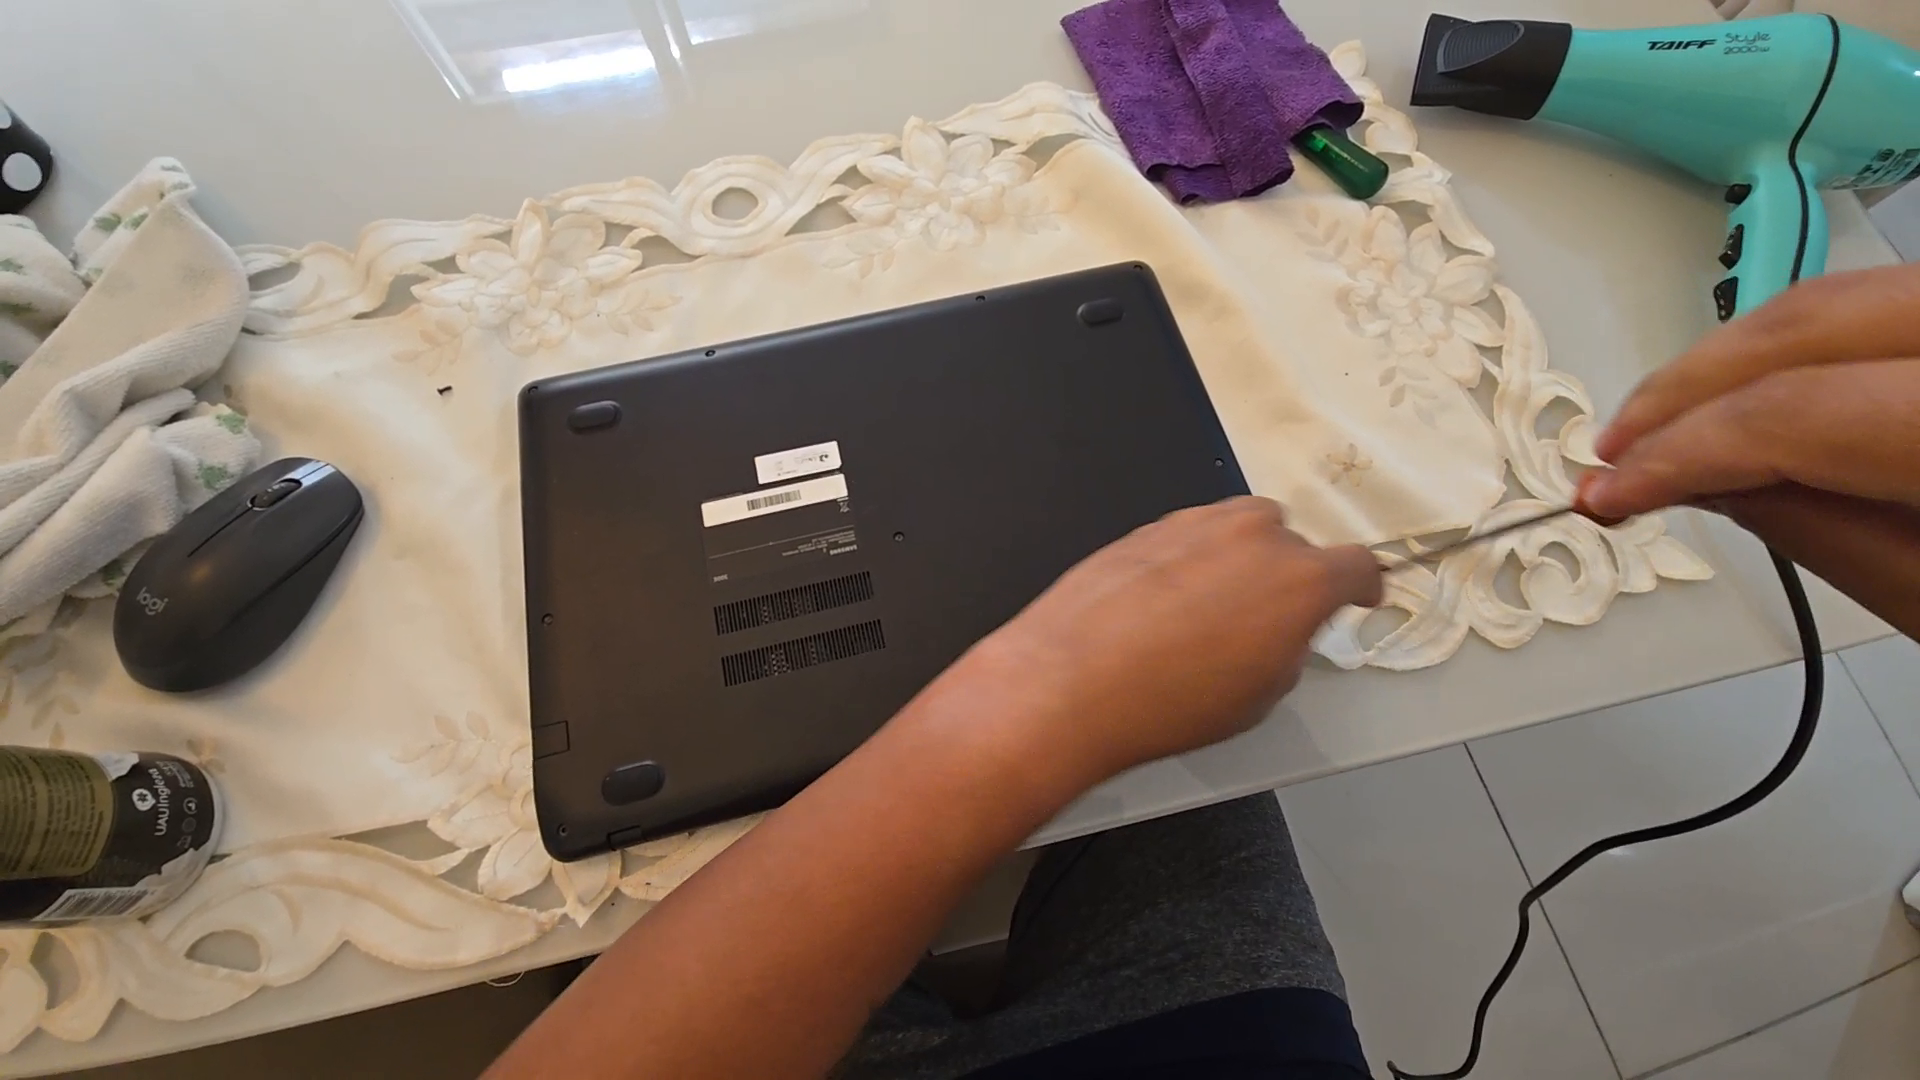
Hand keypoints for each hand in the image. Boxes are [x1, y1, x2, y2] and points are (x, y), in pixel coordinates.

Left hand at [951, 496, 1380, 783]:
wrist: (1069, 679)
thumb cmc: (1174, 702)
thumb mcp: (1258, 695)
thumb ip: (1287, 647)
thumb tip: (1276, 629)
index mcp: (1299, 577)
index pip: (1356, 565)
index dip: (1362, 585)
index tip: (1358, 599)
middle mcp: (1251, 535)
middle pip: (1290, 540)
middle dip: (1287, 573)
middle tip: (1263, 615)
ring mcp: (1191, 524)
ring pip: (1235, 527)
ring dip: (1237, 557)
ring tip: (1210, 606)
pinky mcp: (1141, 529)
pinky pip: (1185, 537)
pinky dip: (1189, 559)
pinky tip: (1162, 599)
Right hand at [1582, 263, 1919, 516]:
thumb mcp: (1914, 574)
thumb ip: (1801, 521)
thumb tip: (1671, 482)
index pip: (1789, 414)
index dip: (1675, 456)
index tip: (1610, 493)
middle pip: (1799, 327)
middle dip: (1678, 393)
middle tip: (1613, 449)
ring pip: (1827, 298)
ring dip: (1718, 365)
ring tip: (1656, 424)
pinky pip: (1868, 299)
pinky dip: (1782, 345)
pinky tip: (1735, 392)